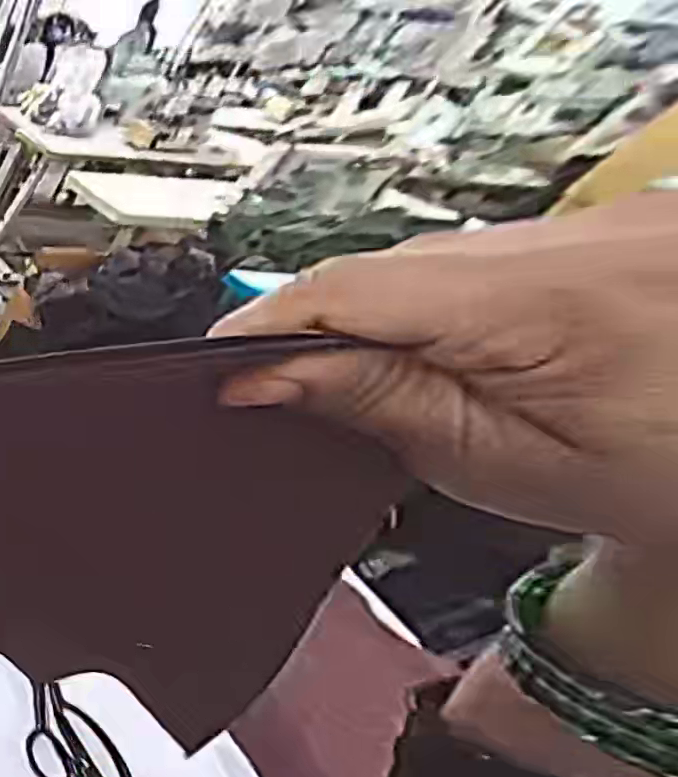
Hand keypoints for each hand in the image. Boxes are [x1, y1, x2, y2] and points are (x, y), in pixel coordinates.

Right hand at [213, 191, 677, 545]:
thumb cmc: (656, 479)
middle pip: (376, 267)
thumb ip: (367, 400)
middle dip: (301, 325)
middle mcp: (594, 236)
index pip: (352, 289)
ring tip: (333, 372)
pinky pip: (463, 256)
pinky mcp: (605, 228)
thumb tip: (261, 377)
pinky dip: (407, 301)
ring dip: (352, 314)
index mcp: (563, 297)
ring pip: (413, 258)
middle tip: (262, 383)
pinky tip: (402, 343)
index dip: (262, 325)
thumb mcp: (484, 456)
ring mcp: (607, 222)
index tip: (217, 367)